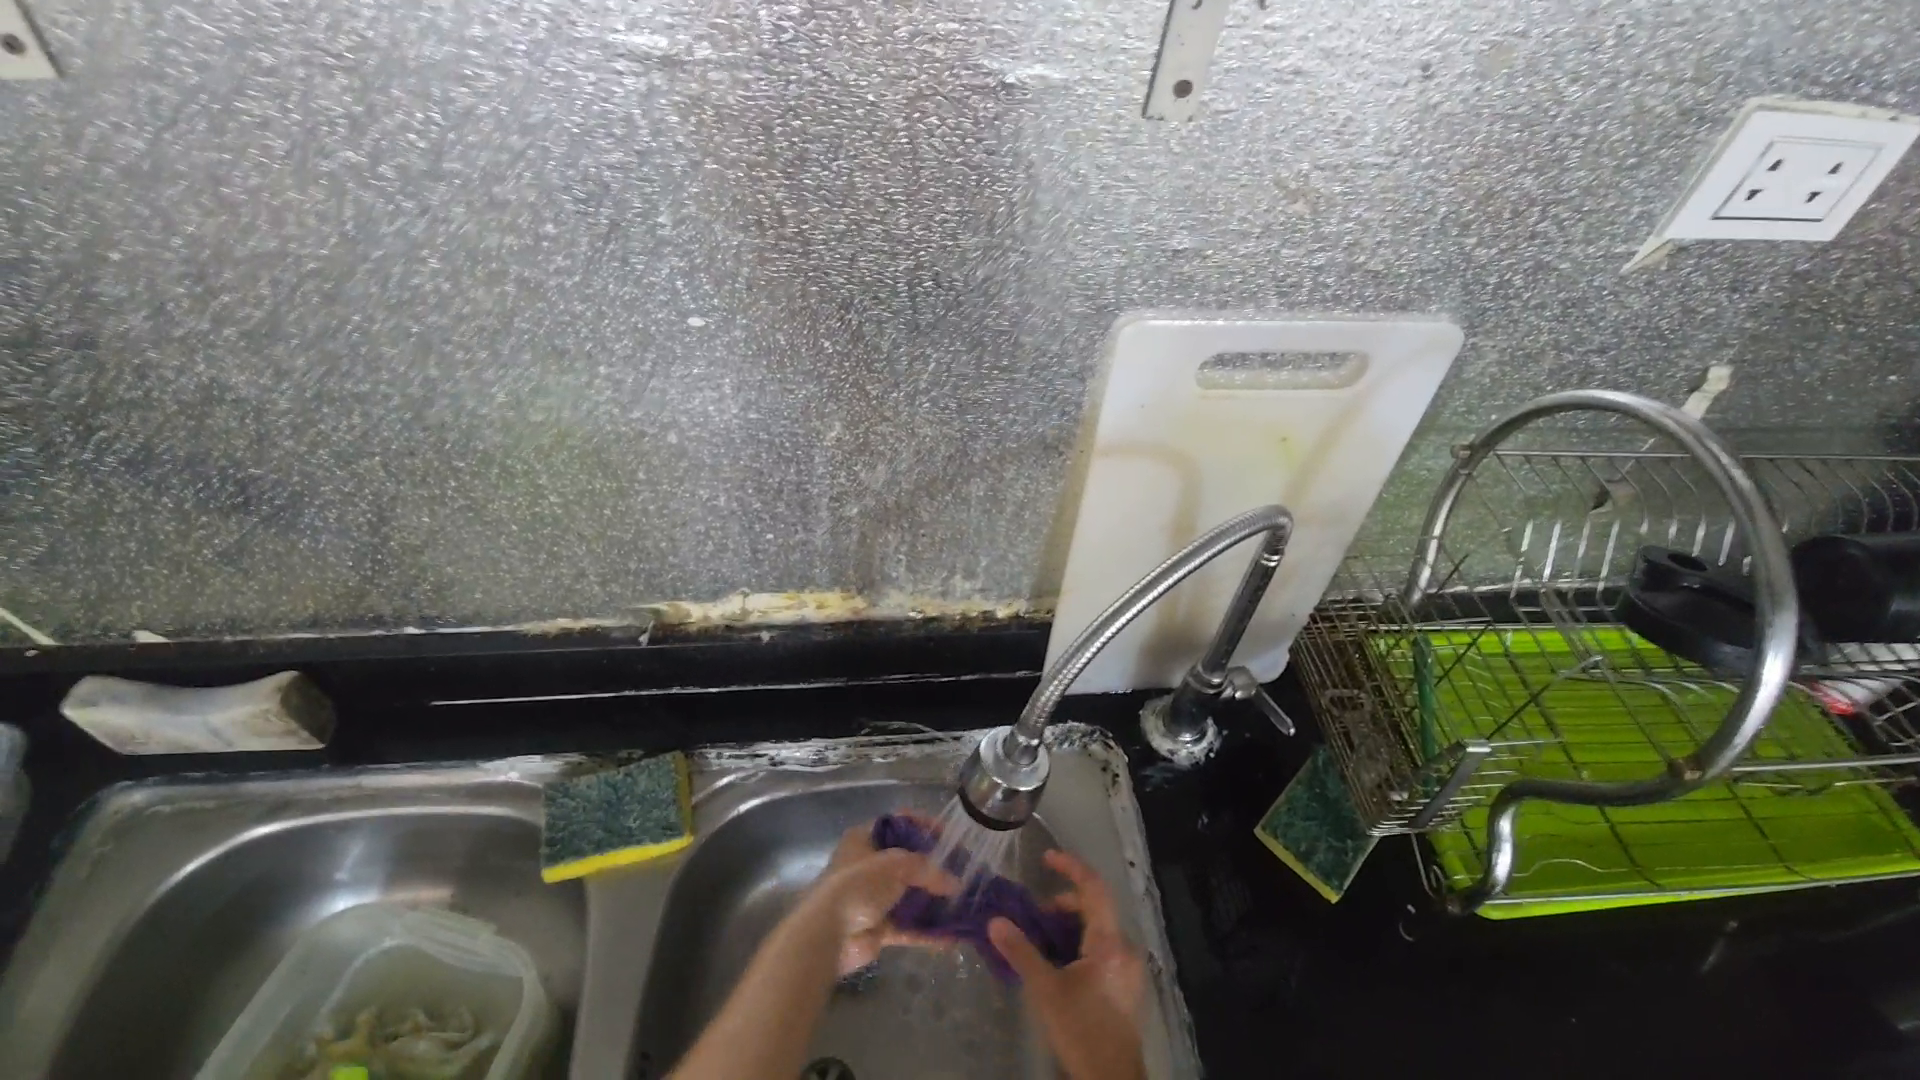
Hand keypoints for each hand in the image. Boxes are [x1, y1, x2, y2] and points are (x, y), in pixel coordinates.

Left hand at [807, 821, 953, 975]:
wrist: (829, 933)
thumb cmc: (859, 884)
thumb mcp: (896, 864)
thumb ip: (927, 869)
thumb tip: (955, 883)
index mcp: (865, 839)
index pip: (899, 823)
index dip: (924, 825)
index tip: (951, 835)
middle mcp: (868, 866)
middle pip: (907, 862)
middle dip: (934, 868)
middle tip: (963, 871)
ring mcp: (873, 899)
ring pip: (910, 896)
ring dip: (934, 901)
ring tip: (964, 902)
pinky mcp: (878, 928)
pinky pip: (908, 927)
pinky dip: (928, 932)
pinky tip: (953, 935)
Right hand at [989, 850, 1146, 1079]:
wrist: (1112, 1077)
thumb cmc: (1080, 1030)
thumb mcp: (1045, 990)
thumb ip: (1021, 952)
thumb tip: (995, 921)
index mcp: (1109, 942)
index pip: (1094, 888)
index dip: (1071, 867)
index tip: (1047, 857)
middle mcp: (1125, 947)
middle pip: (1096, 908)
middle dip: (1064, 904)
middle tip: (1036, 914)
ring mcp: (1129, 966)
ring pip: (1099, 929)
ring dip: (1071, 925)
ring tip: (1043, 940)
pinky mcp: (1127, 983)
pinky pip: (1104, 948)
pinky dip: (1081, 943)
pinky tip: (1060, 962)